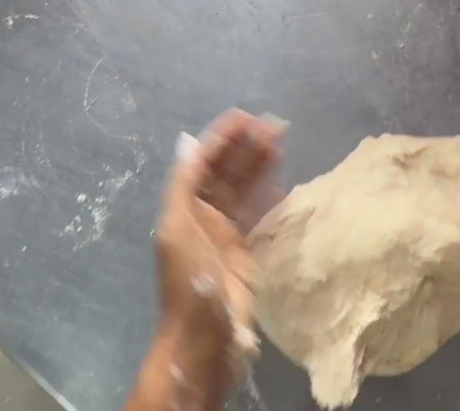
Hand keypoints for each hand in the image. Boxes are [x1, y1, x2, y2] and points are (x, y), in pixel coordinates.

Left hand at [152, 109, 282, 368]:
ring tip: (281, 142)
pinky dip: (269, 195)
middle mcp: (204, 215)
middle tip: (273, 126)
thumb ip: (183, 184)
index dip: (222, 138)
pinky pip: (258, 214)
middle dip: (246, 147)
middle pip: (227, 171)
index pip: (204, 162)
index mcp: (184, 207)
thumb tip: (189, 140)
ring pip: (245, 188)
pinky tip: (282, 181)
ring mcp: (226, 233)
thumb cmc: (186, 284)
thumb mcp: (176, 230)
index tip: (246, 118)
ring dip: (260, 165)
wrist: (201, 342)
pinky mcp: (246, 251)